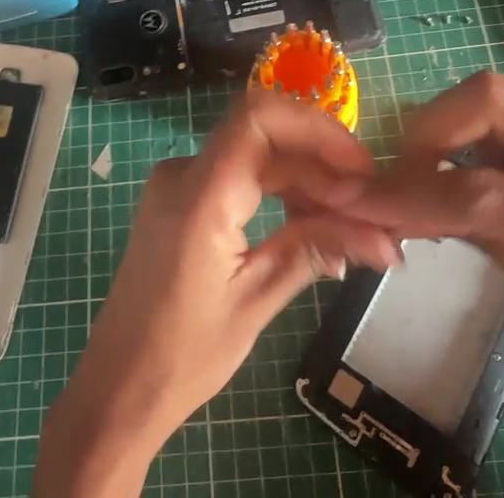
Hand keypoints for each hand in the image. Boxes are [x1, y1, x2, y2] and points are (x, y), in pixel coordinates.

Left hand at [33, 92, 399, 496]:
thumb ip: (315, 250)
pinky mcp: (182, 199)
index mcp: (199, 196)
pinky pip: (240, 175)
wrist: (119, 384)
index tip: (362, 171)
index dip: (318, 130)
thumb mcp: (256, 300)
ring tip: (352, 224)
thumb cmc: (183, 355)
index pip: (260, 119)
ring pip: (257, 155)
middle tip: (371, 210)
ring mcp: (179, 183)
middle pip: (266, 138)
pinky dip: (280, 191)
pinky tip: (314, 224)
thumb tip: (384, 237)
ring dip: (307, 180)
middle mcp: (183, 173)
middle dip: (324, 165)